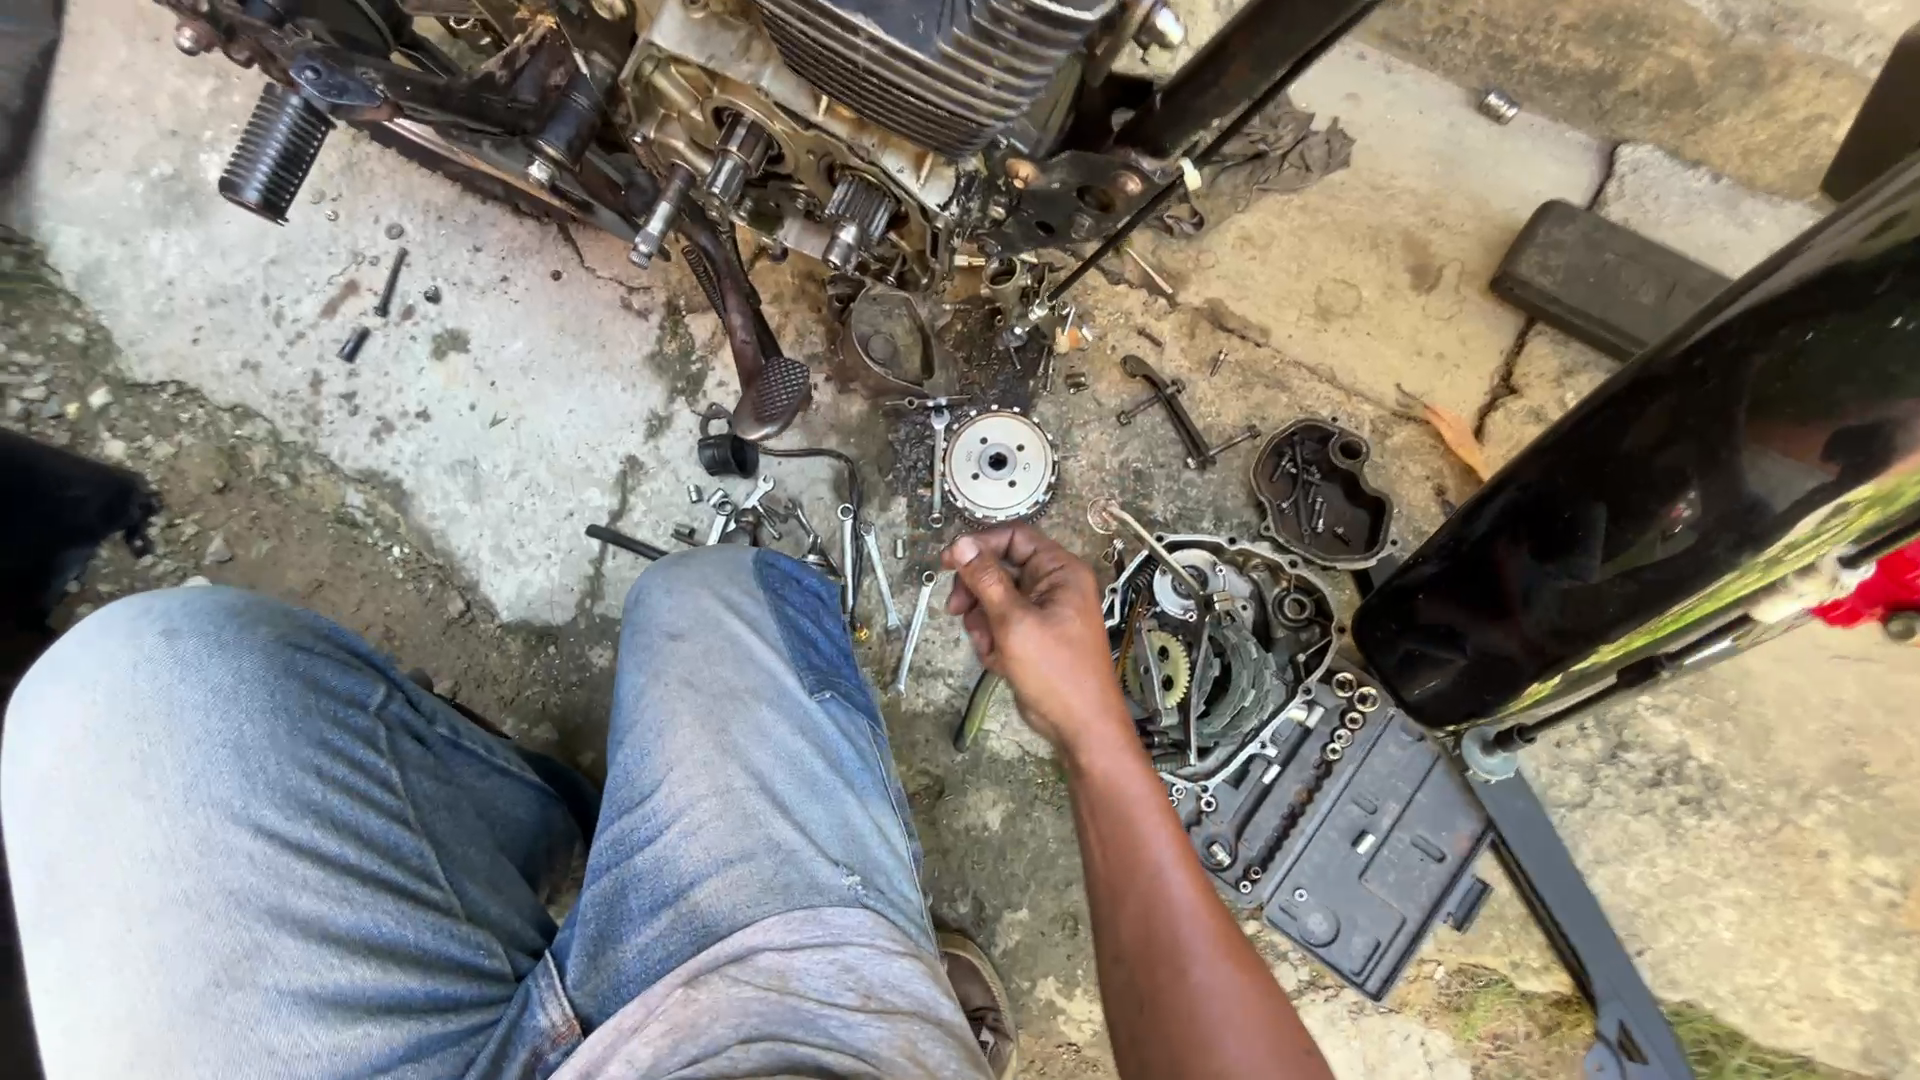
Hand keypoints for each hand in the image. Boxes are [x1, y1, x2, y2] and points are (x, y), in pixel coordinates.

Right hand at [941, 525, 1132, 753]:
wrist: (1079, 725)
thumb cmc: (1055, 670)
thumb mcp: (1013, 620)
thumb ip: (985, 579)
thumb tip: (961, 544)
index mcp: (1060, 570)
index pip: (1014, 537)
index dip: (979, 545)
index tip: (948, 561)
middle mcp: (1053, 585)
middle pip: (1000, 568)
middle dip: (976, 592)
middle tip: (956, 609)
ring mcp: (1043, 610)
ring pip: (995, 598)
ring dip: (982, 621)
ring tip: (988, 645)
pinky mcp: (1032, 634)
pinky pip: (1000, 623)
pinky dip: (992, 639)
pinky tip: (997, 659)